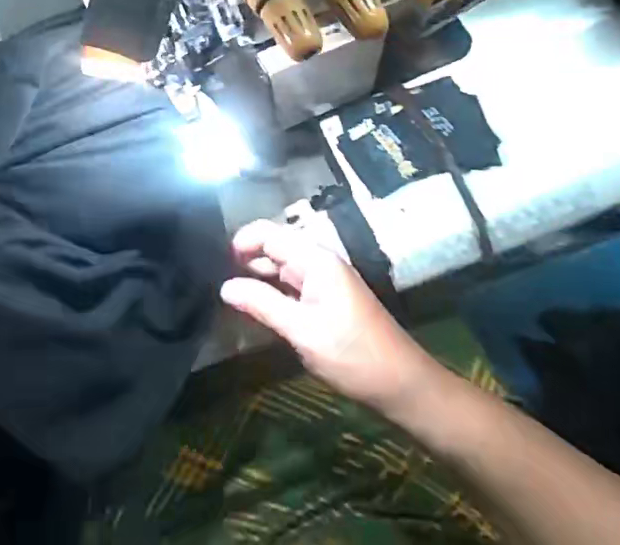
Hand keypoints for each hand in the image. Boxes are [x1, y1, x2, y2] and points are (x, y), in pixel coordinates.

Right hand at [220, 220, 437, 412]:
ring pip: (282, 269)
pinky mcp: (327, 300)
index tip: (216, 263)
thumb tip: (224, 286)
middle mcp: (320, 262)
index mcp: (316, 260)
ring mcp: (325, 281)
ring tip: (230, 296)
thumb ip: (262, 304)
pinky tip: (257, 309)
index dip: (242, 242)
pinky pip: (293, 286)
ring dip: (258, 279)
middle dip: (246, 260)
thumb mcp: (302, 331)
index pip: (269, 233)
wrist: (402, 385)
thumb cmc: (352, 355)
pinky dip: (273, 293)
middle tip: (216, 282)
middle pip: (275, 248)